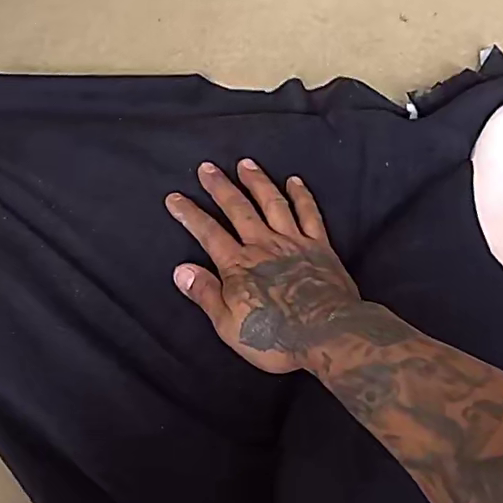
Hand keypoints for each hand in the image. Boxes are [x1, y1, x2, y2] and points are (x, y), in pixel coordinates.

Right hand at [165, 160, 365, 373]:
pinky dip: (301, 195)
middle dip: (220, 187)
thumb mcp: (229, 325)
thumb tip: (181, 270)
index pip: (208, 233)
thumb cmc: (275, 338)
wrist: (328, 336)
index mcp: (238, 265)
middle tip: (207, 168)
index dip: (190, 214)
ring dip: (257, 182)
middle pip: (238, 209)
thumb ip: (206, 294)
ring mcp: (293, 242)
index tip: (175, 197)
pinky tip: (294, 181)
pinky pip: (309, 214)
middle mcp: (263, 245)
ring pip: (271, 203)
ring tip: (245, 164)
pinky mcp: (320, 247)